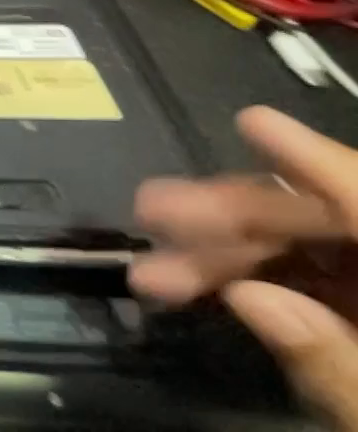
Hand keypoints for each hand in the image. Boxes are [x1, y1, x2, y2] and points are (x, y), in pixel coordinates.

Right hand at [132, 106, 357, 427]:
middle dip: (231, 217)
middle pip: (327, 228)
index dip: (315, 164)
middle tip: (151, 212)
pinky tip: (188, 287)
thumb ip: (340, 368)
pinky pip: (308, 287)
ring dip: (219, 254)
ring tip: (150, 268)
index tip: (253, 121)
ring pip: (306, 255)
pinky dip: (244, 284)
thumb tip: (253, 299)